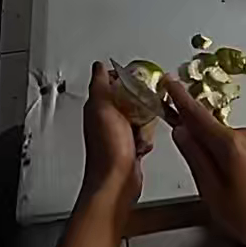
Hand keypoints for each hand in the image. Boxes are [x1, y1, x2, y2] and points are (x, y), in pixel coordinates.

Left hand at [80, 62, 154, 212]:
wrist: (117, 181)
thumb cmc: (109, 147)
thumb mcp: (102, 107)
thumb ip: (101, 84)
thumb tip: (99, 65)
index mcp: (98, 107)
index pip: (114, 82)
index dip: (127, 79)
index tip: (140, 80)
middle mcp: (107, 118)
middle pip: (131, 99)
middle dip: (141, 103)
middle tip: (145, 108)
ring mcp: (119, 133)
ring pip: (141, 116)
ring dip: (145, 123)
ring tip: (141, 133)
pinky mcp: (130, 146)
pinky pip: (145, 134)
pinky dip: (146, 138)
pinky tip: (142, 146)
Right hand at [162, 77, 245, 246]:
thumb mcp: (214, 192)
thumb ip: (196, 159)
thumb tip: (180, 131)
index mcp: (230, 143)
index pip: (197, 115)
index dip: (180, 98)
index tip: (168, 82)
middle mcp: (245, 135)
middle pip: (210, 131)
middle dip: (196, 144)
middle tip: (197, 177)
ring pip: (223, 143)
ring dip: (214, 158)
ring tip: (222, 194)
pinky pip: (236, 149)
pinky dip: (227, 161)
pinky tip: (235, 188)